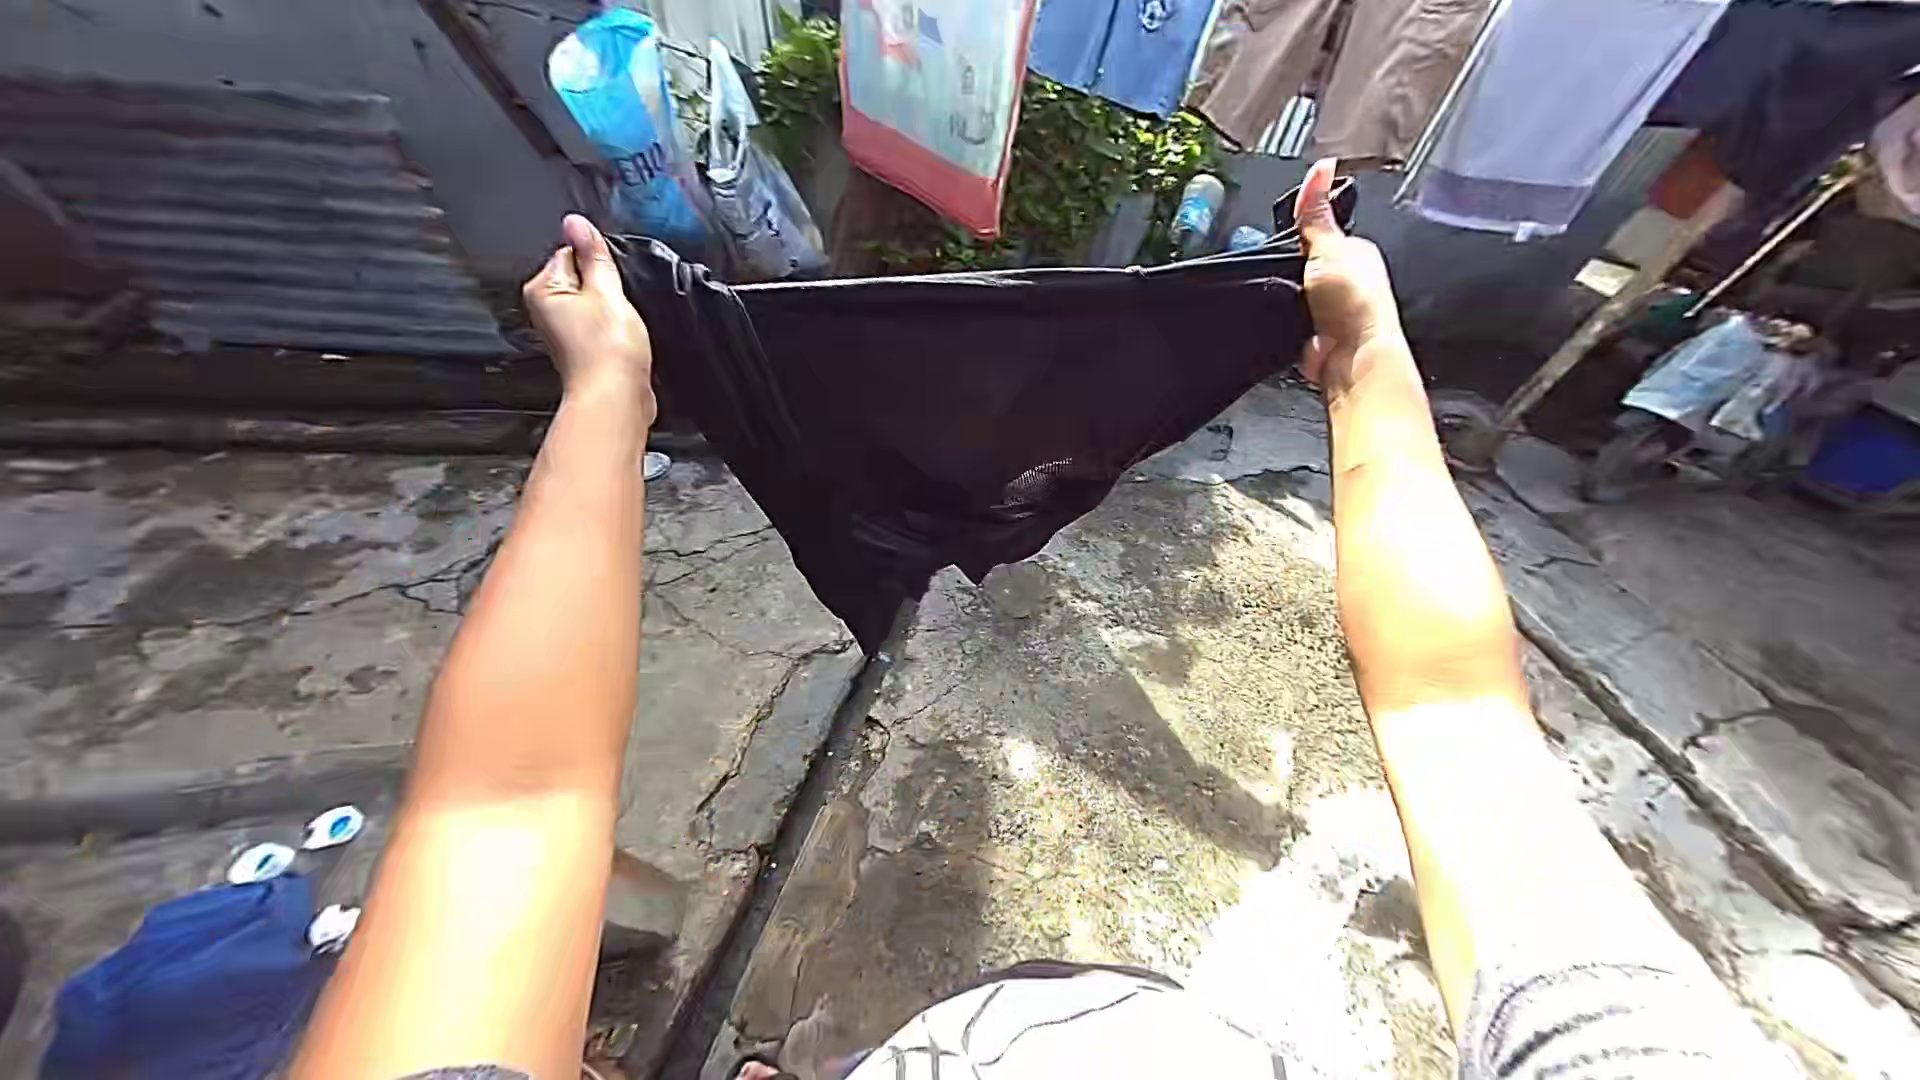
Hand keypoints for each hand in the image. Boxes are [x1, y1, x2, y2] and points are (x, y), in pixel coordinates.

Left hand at [524, 214, 655, 422]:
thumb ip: (594, 256)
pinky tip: (625, 343)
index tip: (614, 282)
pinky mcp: (587, 350)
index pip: (572, 253)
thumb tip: (577, 223)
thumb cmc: (607, 353)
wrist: (617, 399)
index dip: (600, 264)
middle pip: (585, 280)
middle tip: (620, 309)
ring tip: (622, 329)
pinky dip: (618, 333)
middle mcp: (548, 310)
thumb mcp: (607, 292)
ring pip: (597, 306)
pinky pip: (604, 328)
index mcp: (543, 289)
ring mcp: (567, 333)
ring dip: (616, 313)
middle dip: (609, 290)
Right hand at [1293, 159, 1405, 398]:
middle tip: (1274, 271)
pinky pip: (1286, 319)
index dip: (1297, 235)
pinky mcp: (1309, 333)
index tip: (1279, 239)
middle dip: (1286, 268)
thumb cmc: (1351, 303)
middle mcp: (1343, 280)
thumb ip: (1316, 214)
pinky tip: (1277, 316)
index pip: (1319, 234)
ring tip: (1276, 294)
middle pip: (1302, 265)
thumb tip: (1320, 168)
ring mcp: (1326, 309)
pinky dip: (1279, 318)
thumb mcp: (1328, 247)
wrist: (1348, 356)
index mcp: (1354, 253)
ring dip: (1282, 295)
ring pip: (1292, 293)